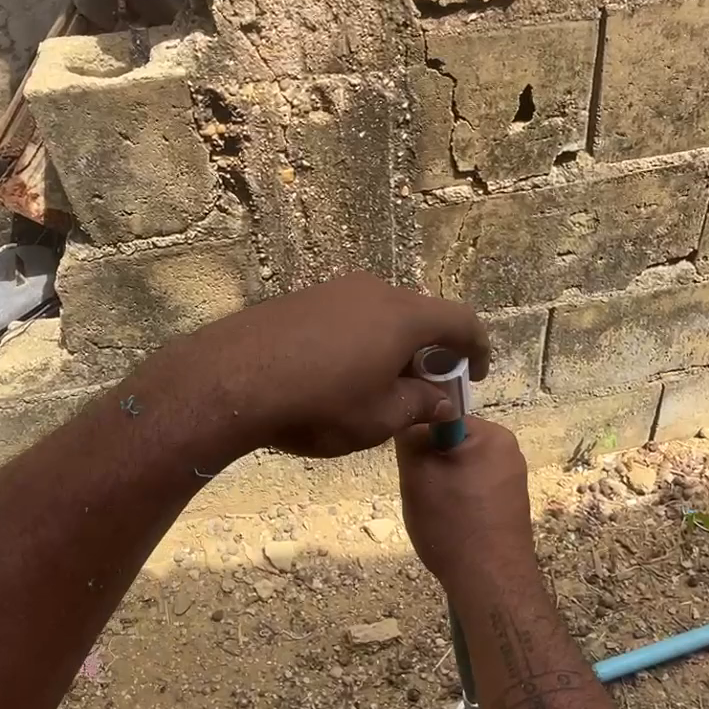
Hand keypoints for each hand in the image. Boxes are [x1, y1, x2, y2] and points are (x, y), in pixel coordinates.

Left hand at [159, 273, 490, 458]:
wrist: (231, 381)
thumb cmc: (320, 404)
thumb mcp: (380, 418)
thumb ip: (421, 405)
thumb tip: (443, 401)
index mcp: (404, 316)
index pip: (461, 321)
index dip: (477, 348)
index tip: (477, 374)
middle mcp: (374, 291)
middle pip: (420, 316)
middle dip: (430, 353)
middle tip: (424, 391)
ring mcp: (334, 290)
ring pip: (381, 316)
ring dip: (393, 348)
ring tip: (379, 388)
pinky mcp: (301, 299)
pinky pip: (348, 317)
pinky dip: (361, 343)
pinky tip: (339, 376)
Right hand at [396, 417, 536, 589]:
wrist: (490, 582)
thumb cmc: (452, 524)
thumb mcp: (417, 475)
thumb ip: (411, 437)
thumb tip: (409, 417)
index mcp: (492, 435)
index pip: (441, 417)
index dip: (419, 440)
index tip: (413, 468)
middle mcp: (509, 450)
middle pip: (452, 443)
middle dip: (432, 464)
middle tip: (422, 493)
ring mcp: (513, 478)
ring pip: (461, 468)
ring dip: (443, 484)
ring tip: (437, 513)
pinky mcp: (511, 503)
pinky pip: (475, 488)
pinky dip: (458, 500)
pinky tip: (453, 524)